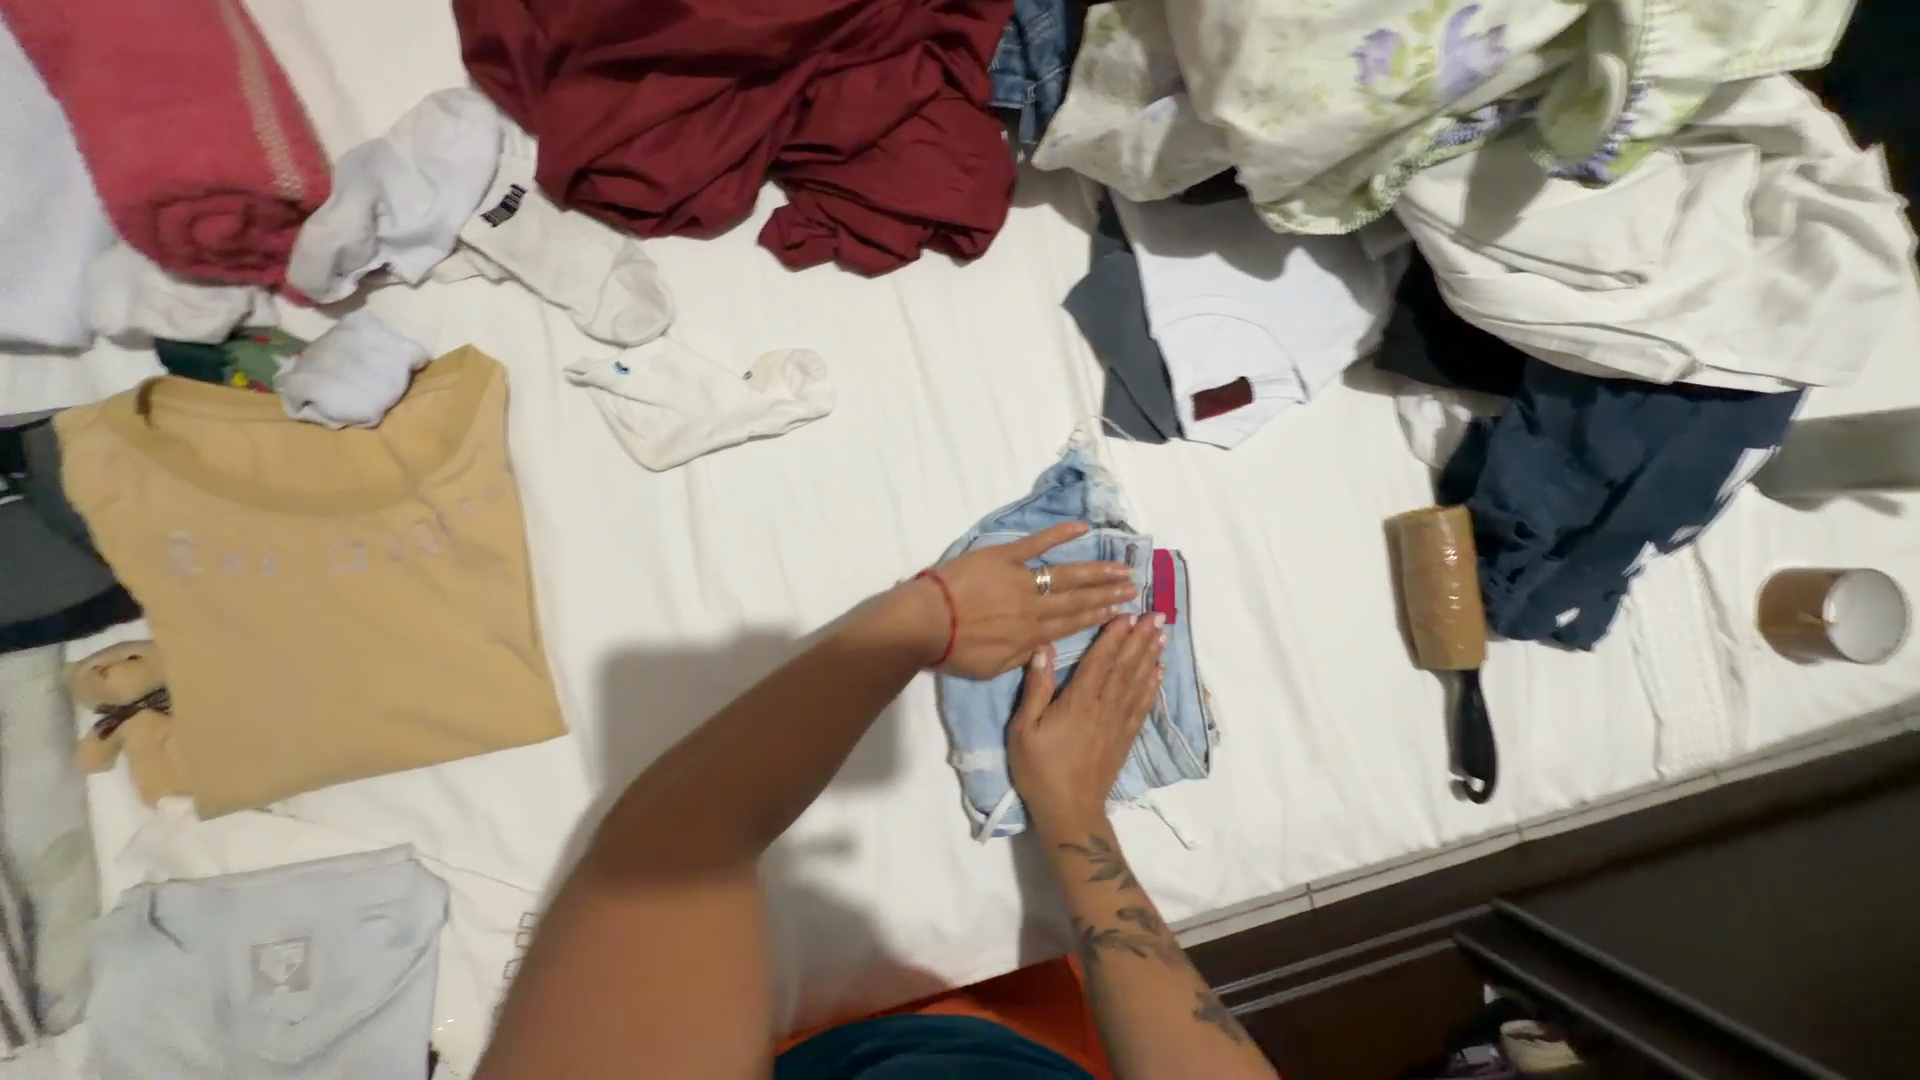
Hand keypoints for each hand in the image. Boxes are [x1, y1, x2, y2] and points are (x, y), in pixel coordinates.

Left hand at [923, 522, 1135, 678]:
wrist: (926, 623)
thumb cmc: (954, 651)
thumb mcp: (993, 668)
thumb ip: (1023, 658)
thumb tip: (1046, 650)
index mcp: (1031, 635)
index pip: (1072, 624)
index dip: (1099, 616)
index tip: (1121, 611)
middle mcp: (1034, 607)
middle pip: (1077, 599)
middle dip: (1107, 593)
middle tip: (1133, 587)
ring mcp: (1021, 579)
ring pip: (1066, 575)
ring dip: (1095, 571)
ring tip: (1121, 567)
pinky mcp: (1004, 557)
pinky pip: (1036, 544)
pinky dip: (1059, 534)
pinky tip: (1081, 528)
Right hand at [1008, 614, 1165, 835]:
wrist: (1069, 811)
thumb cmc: (1039, 769)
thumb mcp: (1023, 729)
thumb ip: (1036, 689)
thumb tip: (1043, 650)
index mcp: (1078, 703)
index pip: (1099, 661)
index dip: (1113, 636)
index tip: (1126, 614)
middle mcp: (1104, 708)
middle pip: (1125, 667)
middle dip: (1140, 639)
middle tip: (1155, 614)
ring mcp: (1119, 723)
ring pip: (1138, 682)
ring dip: (1150, 656)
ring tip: (1162, 634)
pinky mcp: (1126, 737)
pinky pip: (1143, 705)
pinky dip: (1152, 685)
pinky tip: (1159, 671)